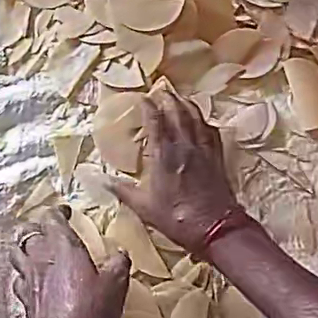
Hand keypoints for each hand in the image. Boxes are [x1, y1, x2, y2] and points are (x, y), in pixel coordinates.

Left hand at [10, 208, 130, 317]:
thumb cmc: (91, 310)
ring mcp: (28, 279)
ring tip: (36, 251)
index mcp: (63, 246)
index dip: (58, 212)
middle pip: (28, 232)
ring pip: (17, 253)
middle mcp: (41, 257)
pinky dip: (24, 274)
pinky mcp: (23, 300)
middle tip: (49, 231)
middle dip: (37, 228)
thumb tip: (120, 252)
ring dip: (25, 248)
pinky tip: (34, 280)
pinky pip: (19, 278)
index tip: (66, 213)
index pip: (52, 217)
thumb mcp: (116, 284)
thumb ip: (119, 262)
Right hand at [110, 90, 244, 252]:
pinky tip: (201, 119)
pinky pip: (211, 131)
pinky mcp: (217, 156)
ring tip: (180, 96)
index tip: (143, 98)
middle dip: (168, 99)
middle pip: (177, 113)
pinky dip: (204, 121)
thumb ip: (122, 190)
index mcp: (164, 156)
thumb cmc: (176, 218)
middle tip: (161, 89)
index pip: (155, 122)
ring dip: (187, 104)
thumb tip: (100, 179)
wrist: (215, 228)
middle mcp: (184, 147)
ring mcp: (204, 150)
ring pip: (196, 118)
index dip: (148, 107)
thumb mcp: (144, 208)